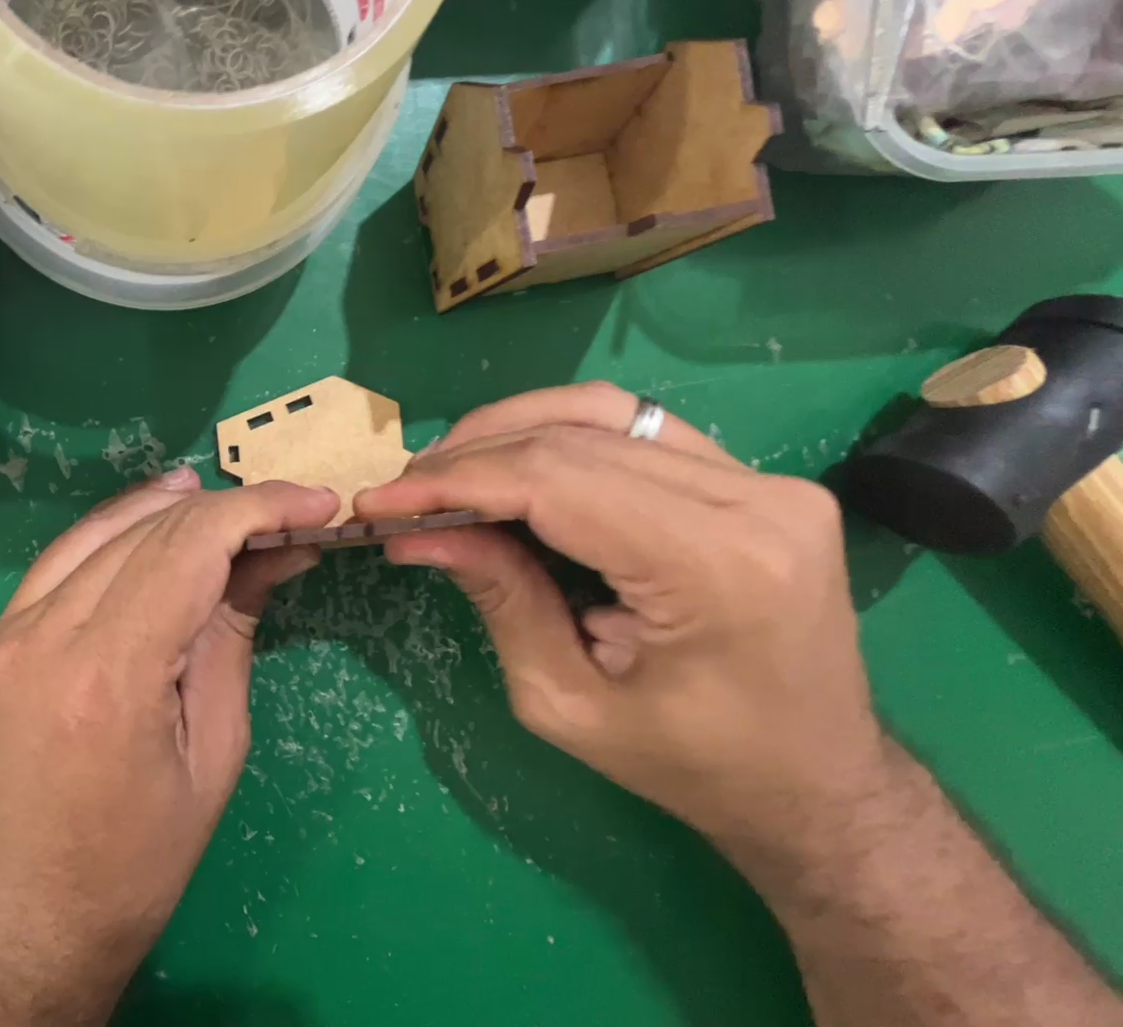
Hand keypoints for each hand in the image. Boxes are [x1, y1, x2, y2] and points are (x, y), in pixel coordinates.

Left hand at [0, 468, 337, 1026]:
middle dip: (222, 511)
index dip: (257, 509)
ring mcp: (8, 635)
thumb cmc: (135, 864)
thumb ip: (230, 638)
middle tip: (282, 516)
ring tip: (222, 498)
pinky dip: (112, 532)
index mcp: (109, 675)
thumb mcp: (212, 754)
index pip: (188, 548)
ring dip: (164, 508)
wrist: (21, 920)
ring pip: (96, 534)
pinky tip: (149, 521)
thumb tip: (267, 559)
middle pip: (146, 533)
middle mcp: (45, 636)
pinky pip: (59, 563)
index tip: (315, 504)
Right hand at [354, 382, 886, 847]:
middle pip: (572, 436)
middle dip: (467, 457)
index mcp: (715, 568)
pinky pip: (633, 428)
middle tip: (402, 493)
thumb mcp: (565, 701)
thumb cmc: (690, 764)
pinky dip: (555, 436)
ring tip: (443, 474)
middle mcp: (755, 500)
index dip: (455, 481)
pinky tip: (509, 464)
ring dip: (505, 432)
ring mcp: (765, 479)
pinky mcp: (756, 477)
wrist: (815, 782)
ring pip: (600, 412)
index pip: (555, 481)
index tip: (380, 500)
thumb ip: (499, 599)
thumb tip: (419, 533)